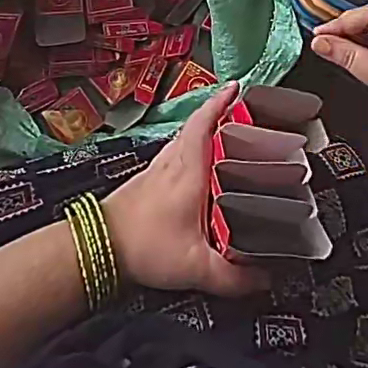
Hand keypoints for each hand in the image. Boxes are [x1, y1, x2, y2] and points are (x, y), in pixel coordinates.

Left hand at [101, 81, 268, 296]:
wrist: (100, 244)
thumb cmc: (144, 246)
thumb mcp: (195, 266)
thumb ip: (234, 278)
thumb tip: (266, 280)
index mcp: (188, 170)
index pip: (205, 123)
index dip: (221, 102)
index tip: (237, 87)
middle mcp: (173, 162)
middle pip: (197, 125)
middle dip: (221, 113)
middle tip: (243, 111)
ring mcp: (159, 168)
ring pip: (186, 138)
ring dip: (206, 130)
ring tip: (229, 136)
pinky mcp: (150, 180)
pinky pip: (178, 153)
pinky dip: (193, 149)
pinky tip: (202, 167)